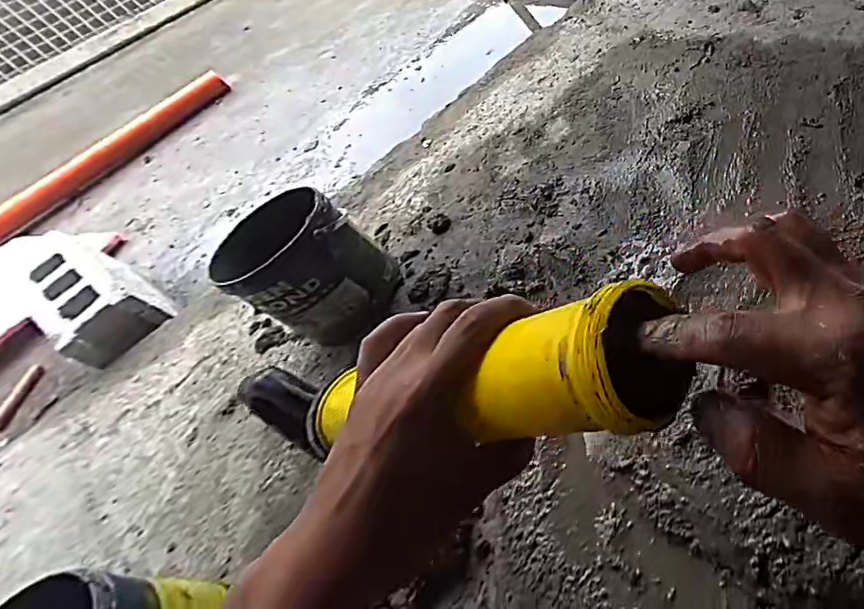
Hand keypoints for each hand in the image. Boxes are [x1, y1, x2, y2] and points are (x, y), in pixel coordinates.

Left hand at [231, 298, 535, 608]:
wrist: (334, 556)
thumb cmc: (402, 528)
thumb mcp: (470, 491)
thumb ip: (508, 454)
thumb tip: (528, 432)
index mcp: (428, 391)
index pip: (473, 324)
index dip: (506, 308)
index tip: (529, 314)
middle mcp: (399, 373)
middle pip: (448, 313)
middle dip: (485, 310)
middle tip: (510, 328)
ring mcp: (375, 379)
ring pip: (418, 321)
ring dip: (453, 317)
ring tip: (475, 333)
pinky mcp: (360, 392)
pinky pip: (383, 340)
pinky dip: (409, 327)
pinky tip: (423, 336)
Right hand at [639, 213, 863, 550]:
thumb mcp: (839, 496)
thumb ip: (761, 452)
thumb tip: (708, 406)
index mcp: (826, 353)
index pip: (730, 333)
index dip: (678, 336)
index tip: (642, 338)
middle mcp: (838, 302)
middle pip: (764, 241)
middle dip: (711, 245)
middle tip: (678, 265)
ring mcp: (858, 287)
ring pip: (793, 229)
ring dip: (746, 234)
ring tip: (714, 255)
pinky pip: (816, 244)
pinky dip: (778, 245)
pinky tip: (767, 278)